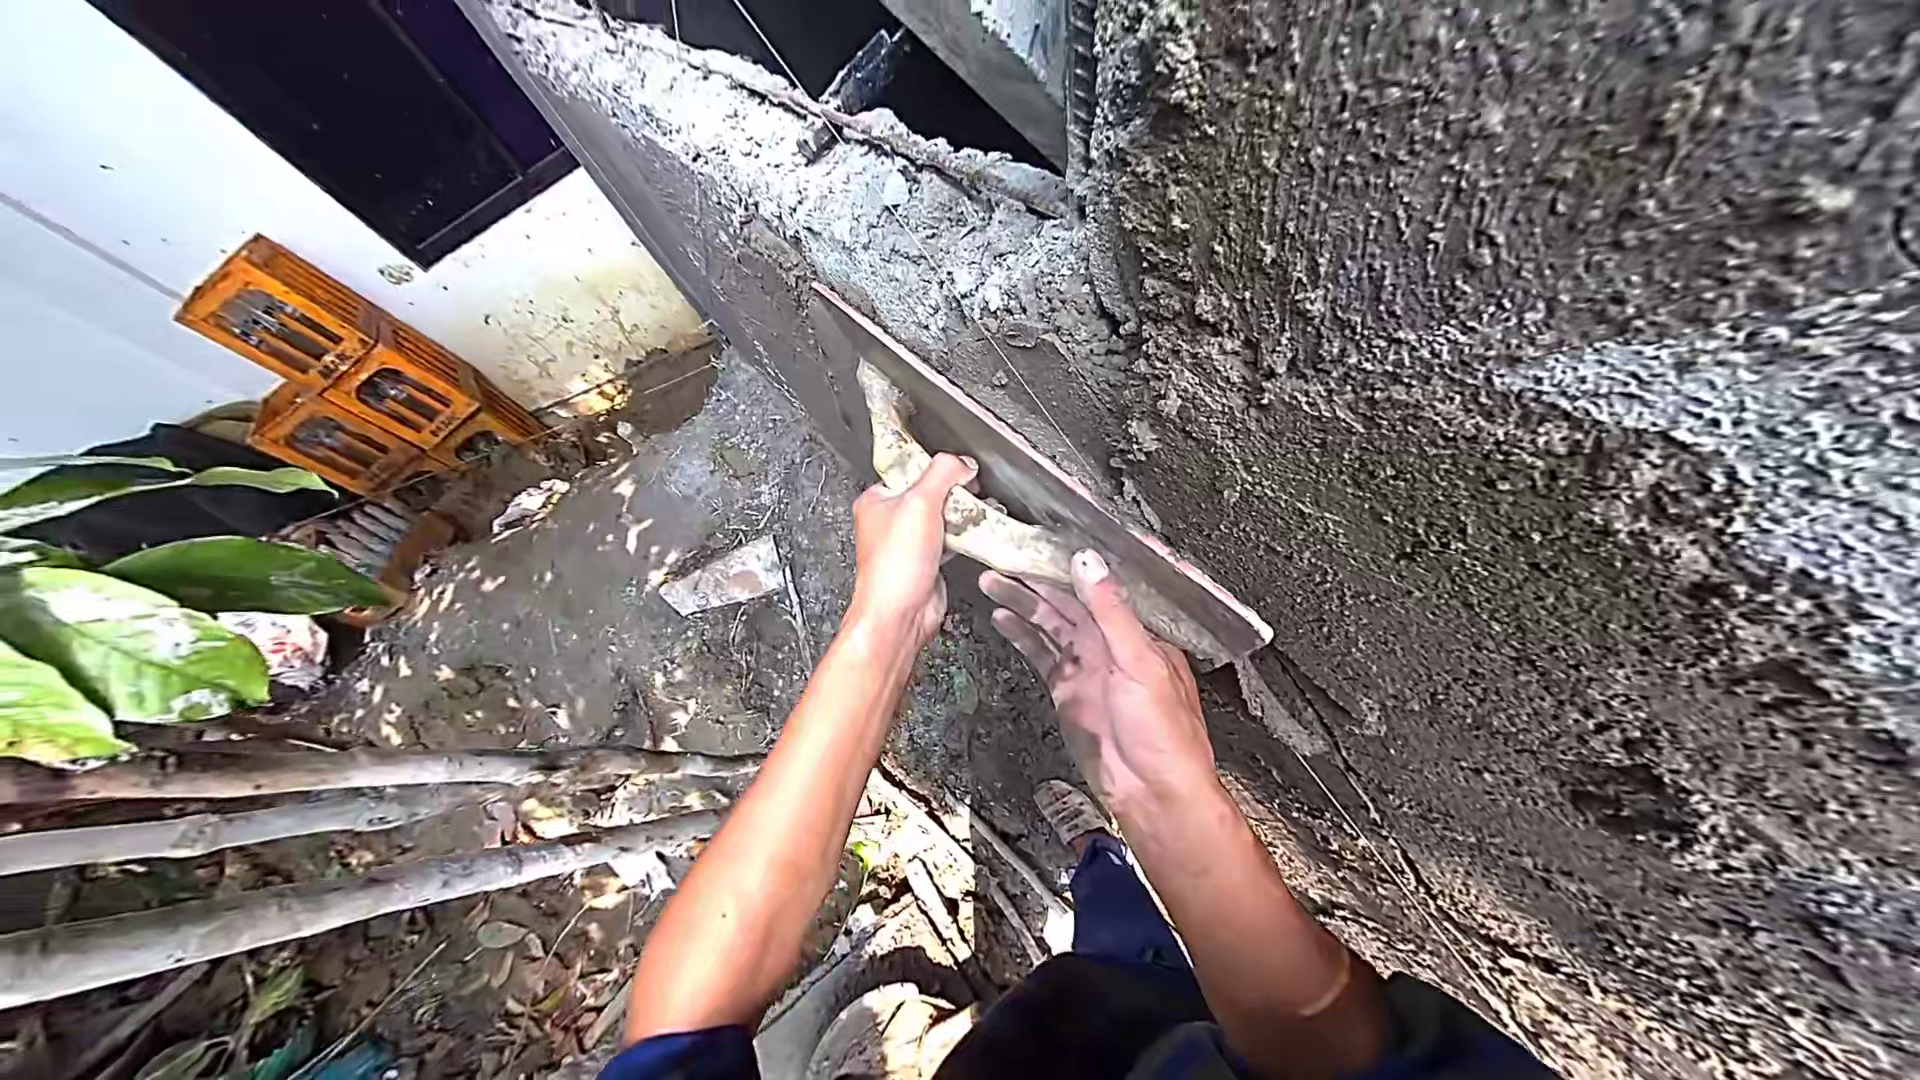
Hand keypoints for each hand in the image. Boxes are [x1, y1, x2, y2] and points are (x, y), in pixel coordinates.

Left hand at [848, 453, 977, 646]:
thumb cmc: (894, 568)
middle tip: (970, 493)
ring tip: (976, 513)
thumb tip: (962, 462)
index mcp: (877, 499)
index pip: (911, 468)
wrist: (900, 615)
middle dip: (955, 492)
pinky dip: (965, 536)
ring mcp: (909, 541)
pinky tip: (974, 535)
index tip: (958, 468)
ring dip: (962, 515)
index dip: (937, 466)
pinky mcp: (928, 560)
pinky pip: (951, 539)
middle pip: (931, 491)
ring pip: (943, 515)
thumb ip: (943, 473)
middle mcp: (891, 519)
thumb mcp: (920, 503)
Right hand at [980, 550, 1214, 808]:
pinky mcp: (1067, 691)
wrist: (1153, 793)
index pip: (1095, 587)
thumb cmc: (1166, 737)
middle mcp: (1109, 645)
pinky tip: (1005, 620)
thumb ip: (1112, 611)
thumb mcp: (1141, 662)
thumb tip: (1090, 565)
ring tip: (994, 584)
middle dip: (1034, 582)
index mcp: (1135, 632)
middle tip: (1003, 563)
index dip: (1065, 566)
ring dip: (1022, 604)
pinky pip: (1040, 654)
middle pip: (1065, 602)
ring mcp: (1086, 668)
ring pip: (1049, 625)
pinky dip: (1021, 635)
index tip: (1037, 548)